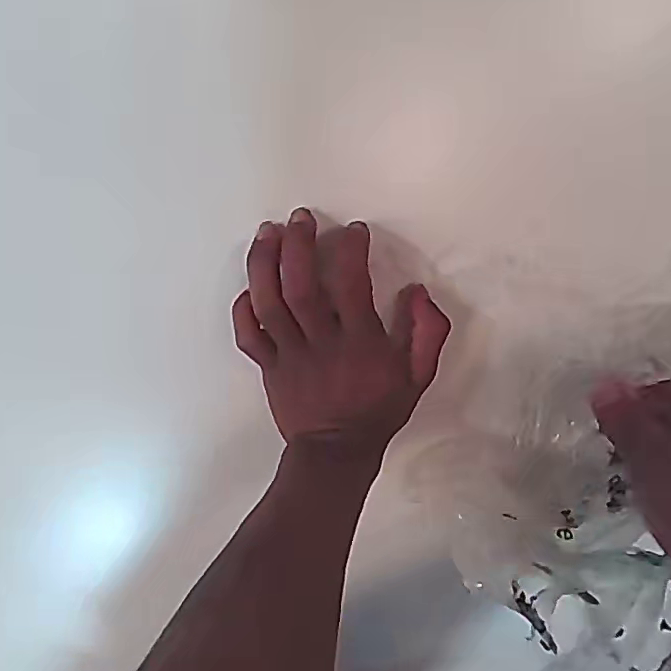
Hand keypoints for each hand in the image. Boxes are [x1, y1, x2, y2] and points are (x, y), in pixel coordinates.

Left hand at [234, 208, 450, 457]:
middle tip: (300, 218)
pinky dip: (243, 309)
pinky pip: (249, 335)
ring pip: (270, 303)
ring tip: (267, 233)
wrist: (336, 452)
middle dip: (298, 245)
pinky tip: (249, 287)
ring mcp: (290, 354)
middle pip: (301, 286)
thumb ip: (427, 332)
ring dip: (265, 264)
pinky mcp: (269, 367)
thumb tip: (417, 292)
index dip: (350, 251)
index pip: (351, 284)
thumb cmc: (378, 411)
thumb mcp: (418, 376)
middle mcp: (321, 342)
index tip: (354, 230)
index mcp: (360, 342)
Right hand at [590, 380, 670, 594]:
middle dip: (650, 412)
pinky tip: (640, 480)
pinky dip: (660, 464)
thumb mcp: (654, 467)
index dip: (655, 388)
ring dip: (653, 439)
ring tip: (618, 446)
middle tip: (611, 419)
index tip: (619, 395)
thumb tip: (604, 383)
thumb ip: (630, 426)